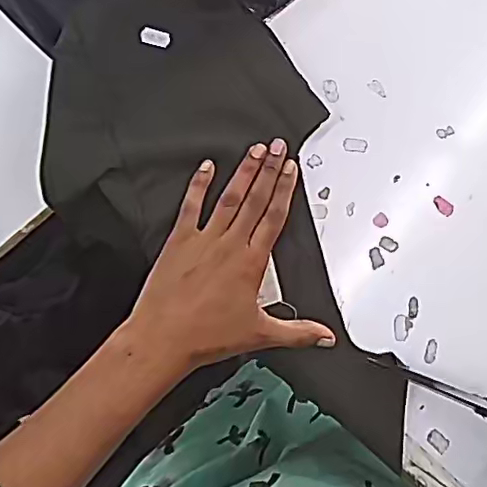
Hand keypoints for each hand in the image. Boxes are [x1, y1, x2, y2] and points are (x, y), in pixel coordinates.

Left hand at [119, 139, 335, 375]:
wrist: (163, 339)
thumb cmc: (206, 336)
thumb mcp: (260, 335)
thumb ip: (298, 333)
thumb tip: (324, 335)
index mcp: (250, 263)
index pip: (273, 218)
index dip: (284, 190)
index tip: (291, 170)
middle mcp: (229, 246)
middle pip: (255, 200)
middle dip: (269, 170)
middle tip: (278, 147)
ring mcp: (203, 240)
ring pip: (229, 198)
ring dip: (244, 172)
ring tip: (255, 150)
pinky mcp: (179, 241)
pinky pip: (191, 206)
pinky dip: (199, 185)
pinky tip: (206, 168)